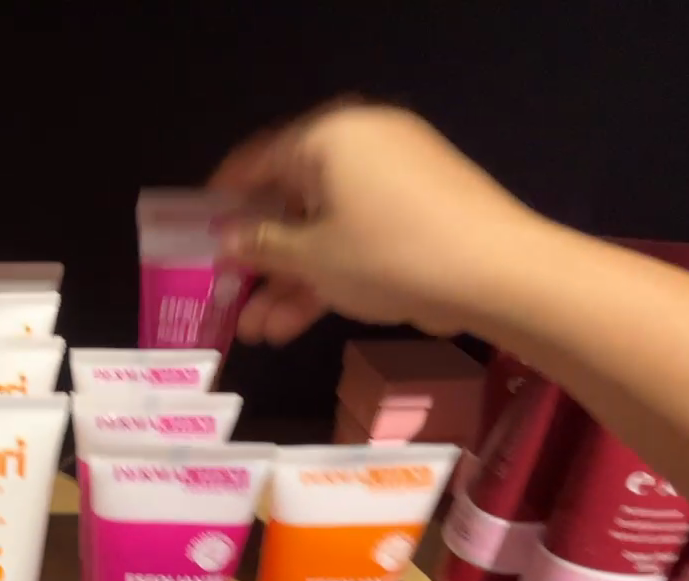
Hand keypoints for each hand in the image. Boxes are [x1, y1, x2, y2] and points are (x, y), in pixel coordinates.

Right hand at [211, 103, 550, 343]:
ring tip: (256, 333)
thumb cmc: (385, 252)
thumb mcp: (308, 255)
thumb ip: (258, 245)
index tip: (194, 234)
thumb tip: (224, 241)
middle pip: (287, 204)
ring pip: (316, 234)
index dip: (221, 200)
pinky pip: (347, 244)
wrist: (493, 274)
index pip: (257, 160)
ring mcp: (384, 187)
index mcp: (329, 139)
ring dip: (283, 285)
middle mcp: (356, 151)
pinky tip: (288, 328)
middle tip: (226, 297)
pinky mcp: (406, 220)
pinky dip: (320, 281)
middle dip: (256, 261)